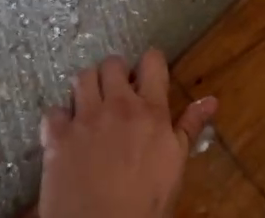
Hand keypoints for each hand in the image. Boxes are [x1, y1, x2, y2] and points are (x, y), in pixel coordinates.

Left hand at [38, 48, 218, 217]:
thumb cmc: (147, 205)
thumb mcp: (175, 165)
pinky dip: (58, 119)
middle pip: (113, 63)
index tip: (146, 77)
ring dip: (87, 87)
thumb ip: (190, 127)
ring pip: (82, 77)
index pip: (152, 61)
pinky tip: (65, 133)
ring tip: (90, 106)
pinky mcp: (57, 138)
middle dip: (115, 73)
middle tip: (116, 93)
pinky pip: (53, 111)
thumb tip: (211, 99)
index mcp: (151, 110)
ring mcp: (85, 119)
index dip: (149, 64)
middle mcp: (118, 105)